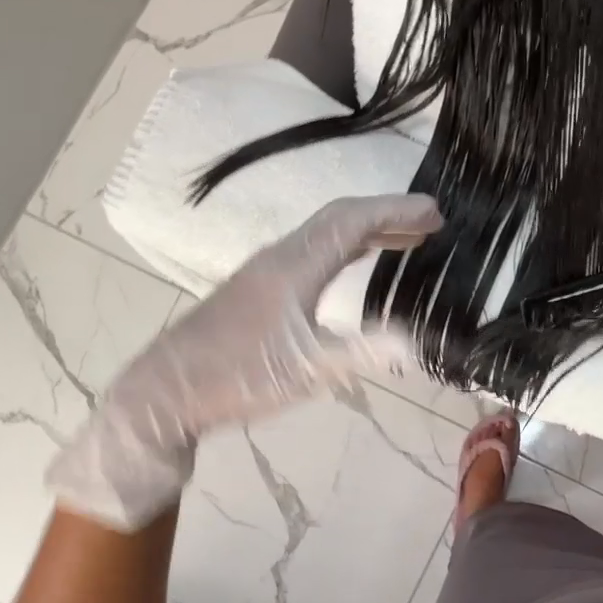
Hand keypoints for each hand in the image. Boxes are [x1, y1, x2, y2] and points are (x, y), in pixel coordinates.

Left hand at [47, 194, 442, 530]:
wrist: (166, 391)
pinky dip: (347, 248)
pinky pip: (314, 252)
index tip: (436, 213)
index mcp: (294, 266)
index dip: (396, 211)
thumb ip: (362, 352)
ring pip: (325, 235)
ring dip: (368, 231)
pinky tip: (356, 264)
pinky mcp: (259, 288)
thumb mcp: (307, 370)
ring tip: (408, 239)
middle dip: (388, 216)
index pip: (352, 221)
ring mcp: (267, 270)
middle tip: (431, 222)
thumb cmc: (237, 377)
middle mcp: (281, 257)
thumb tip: (417, 344)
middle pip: (339, 219)